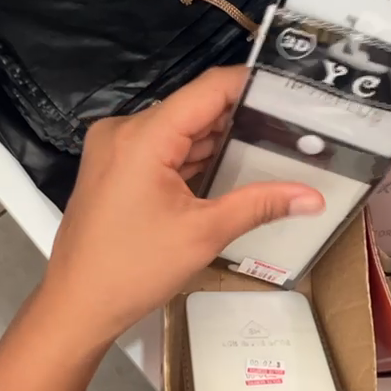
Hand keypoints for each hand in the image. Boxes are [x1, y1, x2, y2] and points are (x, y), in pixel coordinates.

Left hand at [38, 66, 324, 346]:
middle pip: (194, 109)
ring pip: (178, 130)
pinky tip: (228, 168)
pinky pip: (161, 149)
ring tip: (269, 147)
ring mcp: (115, 148)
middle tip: (292, 129)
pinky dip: (191, 158)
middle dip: (240, 118)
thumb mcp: (204, 234)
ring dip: (216, 140)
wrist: (77, 305)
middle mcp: (124, 130)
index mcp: (144, 136)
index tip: (291, 93)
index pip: (208, 90)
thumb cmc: (133, 270)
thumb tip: (313, 197)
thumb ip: (260, 204)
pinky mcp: (112, 167)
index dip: (251, 85)